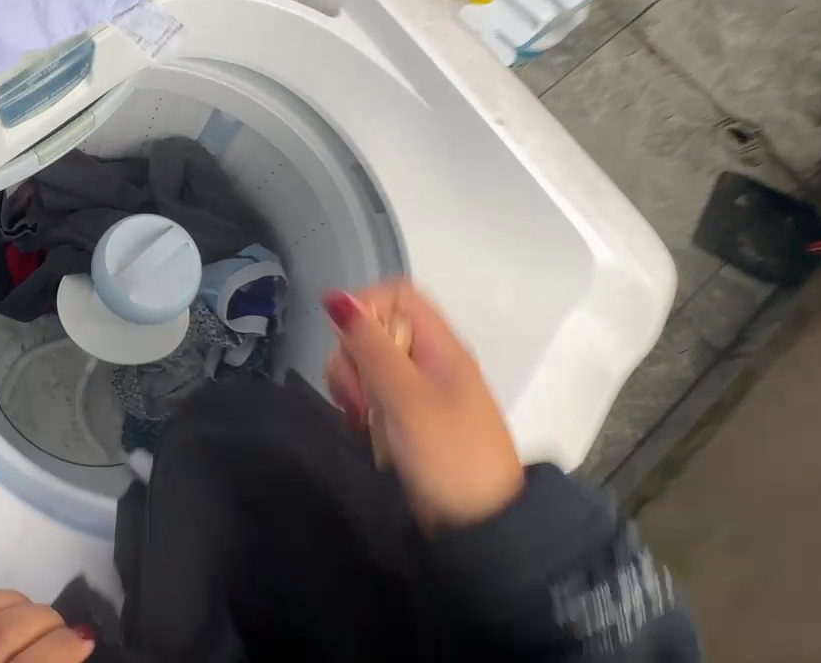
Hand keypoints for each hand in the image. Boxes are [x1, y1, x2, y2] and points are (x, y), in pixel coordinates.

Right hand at [323, 280, 523, 529]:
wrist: (484, 526)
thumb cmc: (449, 454)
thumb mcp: (406, 396)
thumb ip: (370, 345)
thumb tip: (336, 296)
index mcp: (439, 345)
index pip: (395, 295)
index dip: (365, 306)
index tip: (346, 339)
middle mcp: (428, 358)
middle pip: (374, 327)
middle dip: (352, 354)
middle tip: (356, 392)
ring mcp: (417, 388)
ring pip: (366, 359)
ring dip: (351, 381)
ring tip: (360, 416)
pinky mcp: (406, 414)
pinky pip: (370, 389)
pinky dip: (358, 402)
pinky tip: (361, 425)